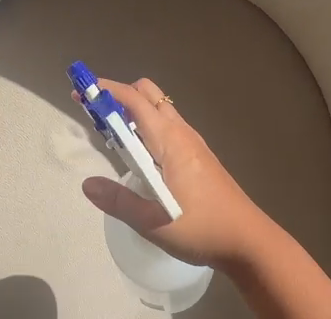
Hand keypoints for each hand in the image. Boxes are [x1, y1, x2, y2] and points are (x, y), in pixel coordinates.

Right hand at [78, 76, 280, 270]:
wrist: (248, 240)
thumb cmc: (201, 227)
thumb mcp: (154, 222)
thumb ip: (119, 201)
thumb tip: (87, 184)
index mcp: (169, 139)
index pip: (134, 100)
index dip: (106, 90)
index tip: (82, 91)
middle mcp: (180, 131)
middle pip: (147, 93)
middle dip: (119, 95)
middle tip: (97, 116)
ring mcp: (192, 141)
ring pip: (159, 109)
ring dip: (133, 111)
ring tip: (113, 136)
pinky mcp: (198, 154)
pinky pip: (167, 125)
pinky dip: (147, 125)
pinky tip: (141, 155)